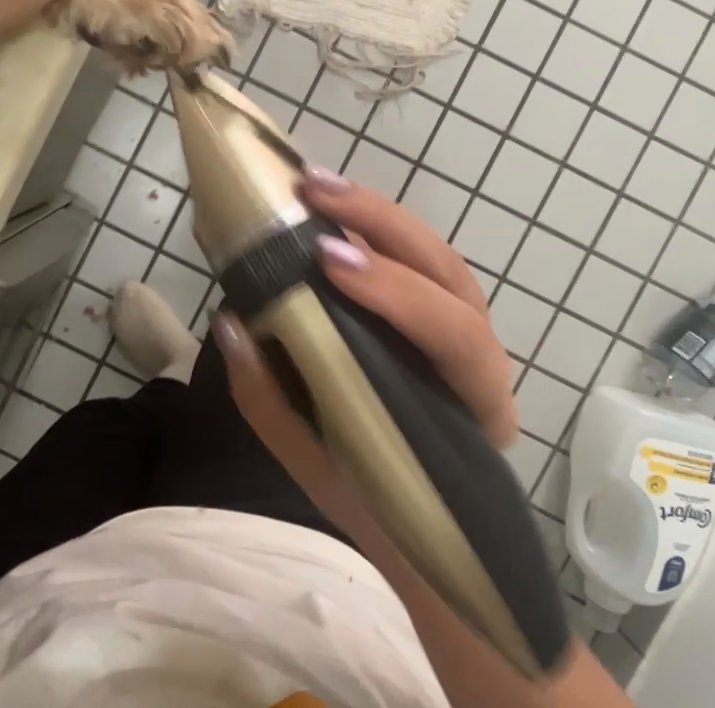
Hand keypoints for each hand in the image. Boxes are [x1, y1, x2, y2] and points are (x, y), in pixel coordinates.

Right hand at [213, 166, 519, 531]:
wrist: (424, 527)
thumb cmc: (378, 503)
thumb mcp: (317, 466)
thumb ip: (271, 400)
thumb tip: (231, 323)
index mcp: (475, 406)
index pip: (453, 336)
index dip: (397, 293)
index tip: (330, 259)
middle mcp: (483, 359)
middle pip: (448, 274)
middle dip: (382, 226)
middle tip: (314, 195)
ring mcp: (464, 328)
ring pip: (435, 255)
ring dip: (376, 215)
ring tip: (314, 186)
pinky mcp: (434, 311)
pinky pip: (413, 260)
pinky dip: (372, 229)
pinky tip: (330, 208)